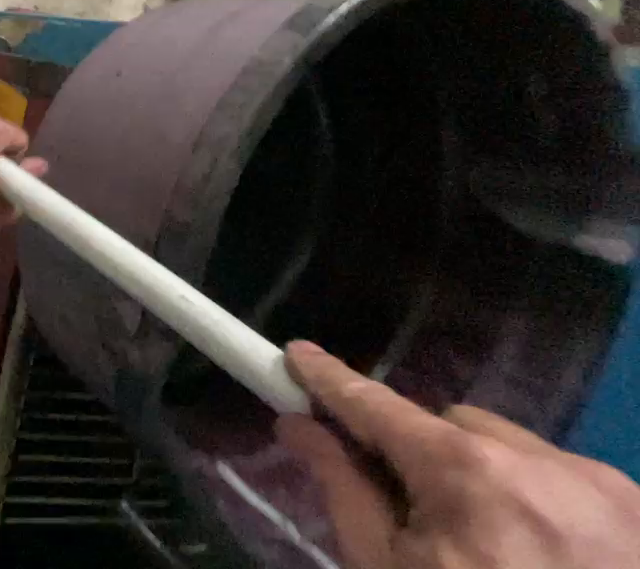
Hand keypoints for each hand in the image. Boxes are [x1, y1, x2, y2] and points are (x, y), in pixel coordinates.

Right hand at [278, 340, 639, 568]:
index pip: (374, 403)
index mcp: (467, 473)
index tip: (296, 355)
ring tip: (495, 542)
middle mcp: (543, 464)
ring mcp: (611, 491)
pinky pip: (570, 481)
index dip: (327, 378)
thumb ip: (342, 487)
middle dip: (421, 448)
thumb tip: (299, 427)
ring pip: (514, 449)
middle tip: (409, 500)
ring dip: (486, 473)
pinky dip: (542, 502)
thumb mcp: (384, 567)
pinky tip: (547, 554)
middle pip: (451, 423)